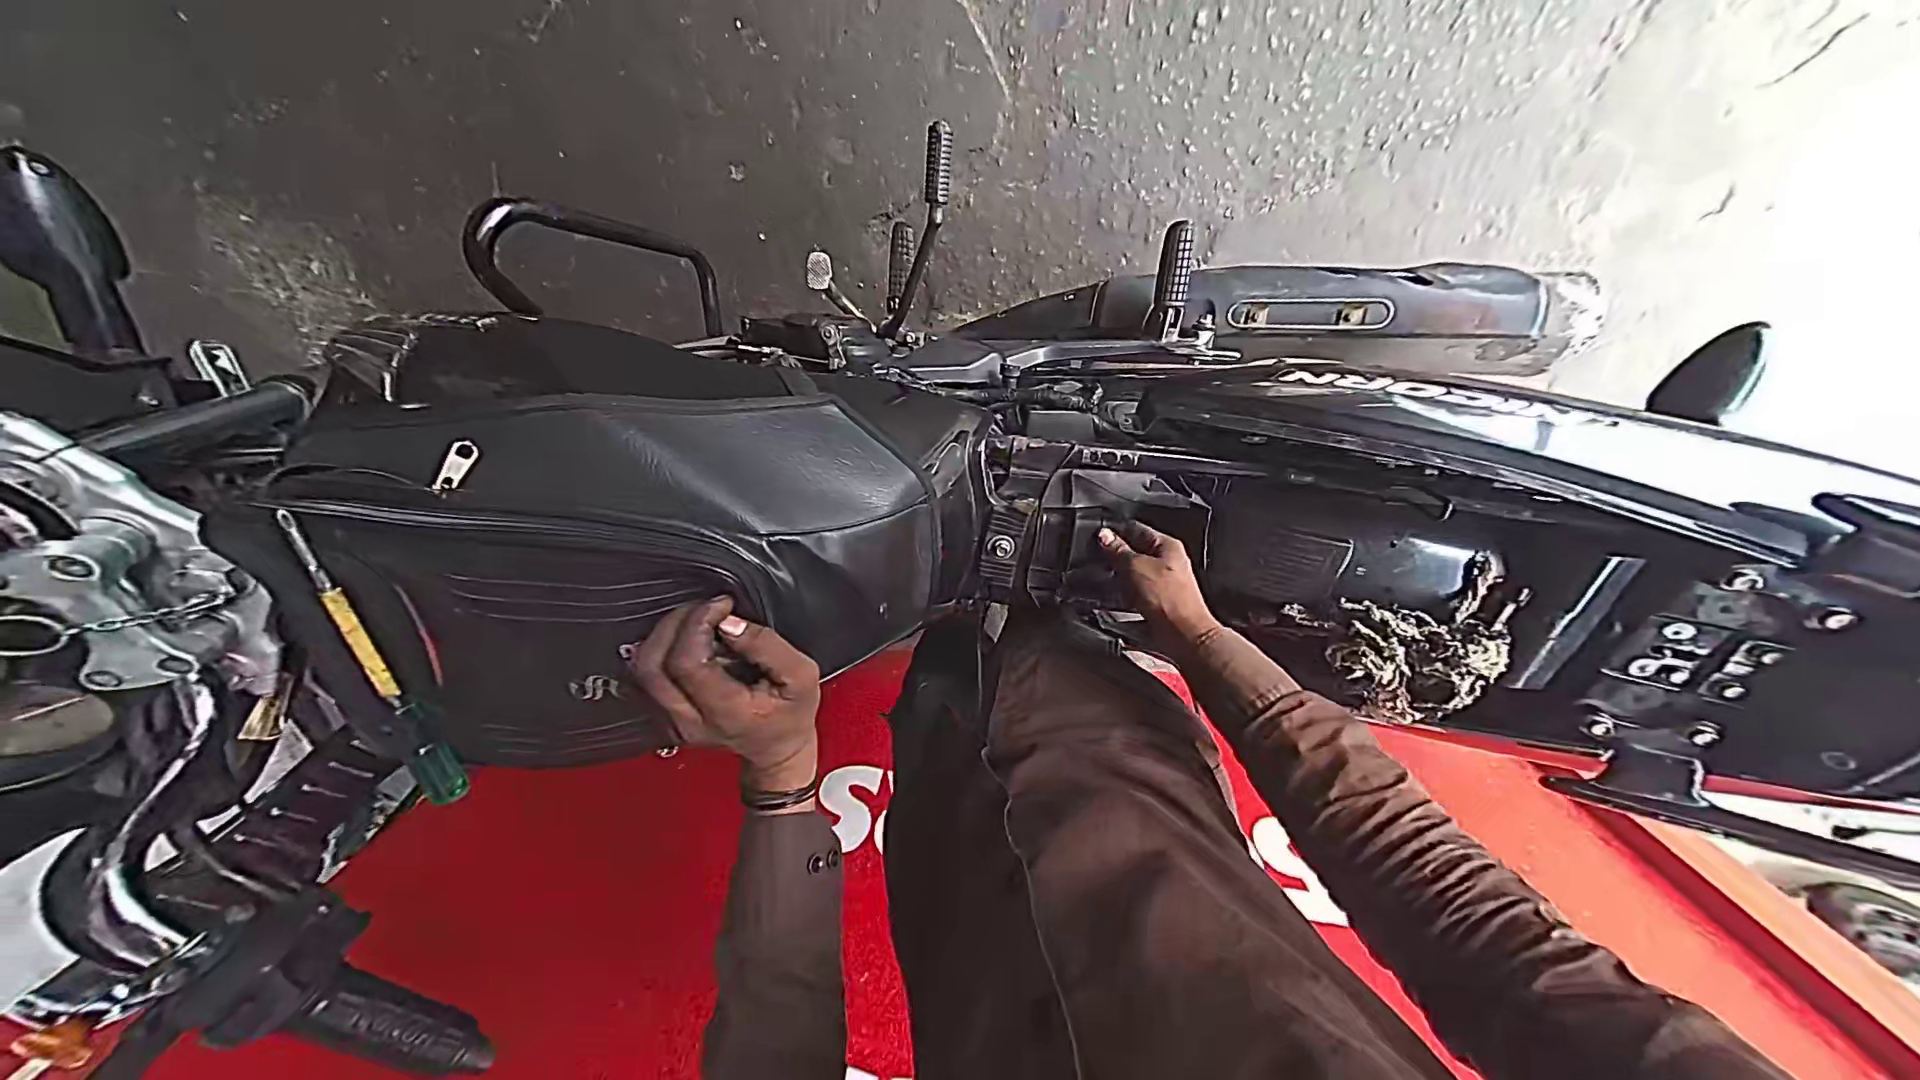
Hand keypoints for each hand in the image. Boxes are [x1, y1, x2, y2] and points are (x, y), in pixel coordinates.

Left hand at [629, 597, 821, 794]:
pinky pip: (649, 675)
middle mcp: (690, 720)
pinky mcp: (668, 714)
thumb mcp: (801, 675)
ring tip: (696, 619)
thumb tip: (729, 622)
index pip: (687, 662)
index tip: (721, 606)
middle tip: (704, 607)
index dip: (698, 623)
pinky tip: (691, 639)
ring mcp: (674, 720)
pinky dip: (664, 647)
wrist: (778, 750)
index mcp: (724, 711)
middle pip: (653, 665)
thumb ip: (767, 645)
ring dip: (665, 633)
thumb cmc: (791, 715)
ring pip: (643, 669)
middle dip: (675, 623)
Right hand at [1098, 521, 1222, 652]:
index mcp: (1168, 546)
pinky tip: (1114, 599)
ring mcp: (1162, 584)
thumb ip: (1118, 550)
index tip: (1099, 537)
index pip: (1136, 529)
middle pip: (1134, 552)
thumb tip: (1105, 536)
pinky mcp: (1156, 602)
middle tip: (1100, 559)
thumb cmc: (1170, 600)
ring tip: (1105, 580)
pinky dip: (1122, 595)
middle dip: (1115, 557)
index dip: (1116, 532)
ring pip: (1133, 574)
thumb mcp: (1135, 567)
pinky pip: (1134, 593)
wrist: (1182, 635)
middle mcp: (1168, 563)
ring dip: (1118, 577)